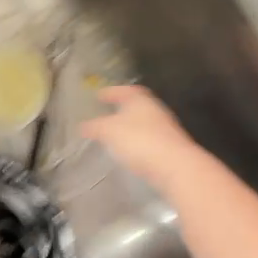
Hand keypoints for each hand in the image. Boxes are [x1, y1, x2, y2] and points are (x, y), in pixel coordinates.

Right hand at [79, 84, 207, 194]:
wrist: (175, 166)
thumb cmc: (139, 141)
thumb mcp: (109, 131)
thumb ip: (95, 127)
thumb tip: (82, 126)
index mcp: (141, 100)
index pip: (126, 90)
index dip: (112, 91)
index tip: (100, 95)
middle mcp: (155, 110)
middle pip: (137, 106)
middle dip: (122, 109)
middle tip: (106, 114)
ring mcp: (165, 129)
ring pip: (143, 123)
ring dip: (130, 127)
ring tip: (114, 135)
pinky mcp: (169, 148)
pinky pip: (148, 140)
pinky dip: (137, 142)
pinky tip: (129, 151)